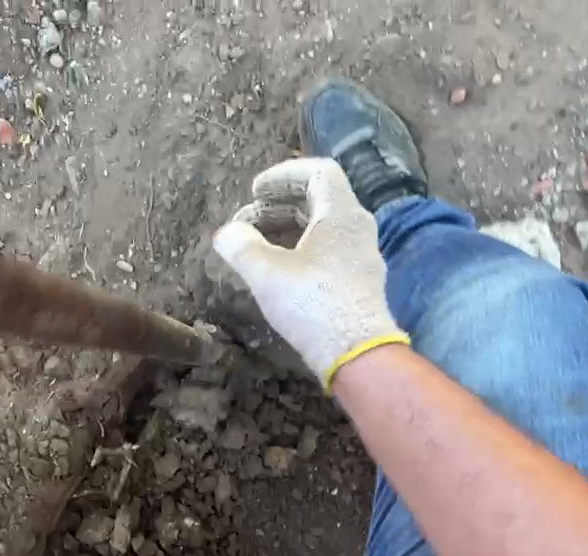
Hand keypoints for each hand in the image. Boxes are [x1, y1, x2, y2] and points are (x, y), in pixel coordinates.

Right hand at [212, 158, 406, 389]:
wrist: (354, 351)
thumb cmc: (311, 304)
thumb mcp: (267, 273)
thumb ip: (242, 247)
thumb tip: (225, 233)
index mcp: (340, 213)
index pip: (318, 172)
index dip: (284, 174)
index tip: (255, 189)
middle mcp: (357, 227)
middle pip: (319, 201)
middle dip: (279, 205)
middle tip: (247, 218)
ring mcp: (361, 257)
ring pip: (322, 229)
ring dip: (288, 229)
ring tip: (258, 245)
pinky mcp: (358, 284)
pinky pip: (328, 252)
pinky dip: (301, 250)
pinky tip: (281, 272)